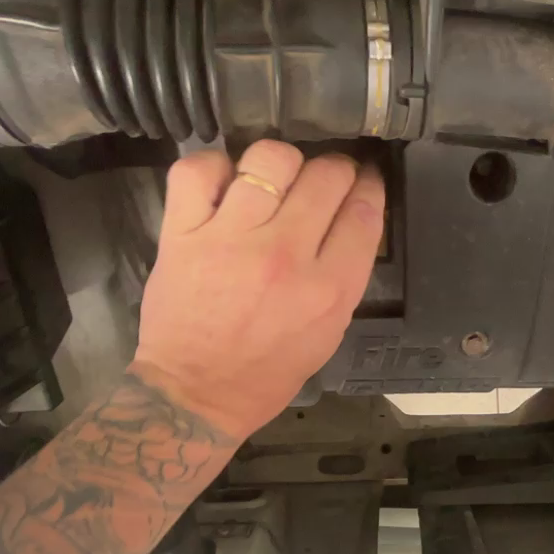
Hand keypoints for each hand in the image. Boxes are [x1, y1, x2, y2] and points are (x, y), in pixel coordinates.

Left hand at [131, 140, 384, 438]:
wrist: (197, 393)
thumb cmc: (267, 373)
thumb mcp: (328, 335)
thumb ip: (343, 279)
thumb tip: (349, 223)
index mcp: (328, 290)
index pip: (363, 213)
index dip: (370, 187)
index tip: (365, 182)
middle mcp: (285, 256)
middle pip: (326, 178)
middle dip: (336, 169)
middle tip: (327, 179)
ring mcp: (231, 239)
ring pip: (271, 159)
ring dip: (283, 163)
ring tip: (278, 178)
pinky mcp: (183, 232)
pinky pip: (202, 169)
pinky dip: (217, 165)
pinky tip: (228, 184)